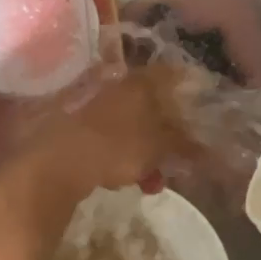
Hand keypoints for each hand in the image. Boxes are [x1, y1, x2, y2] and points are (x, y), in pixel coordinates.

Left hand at [24, 65, 195, 195]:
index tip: (199, 116)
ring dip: (143, 154)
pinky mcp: (71, 125)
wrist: (57, 161)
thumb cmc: (115, 147)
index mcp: (136, 81)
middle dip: (165, 136)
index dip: (188, 94)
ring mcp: (89, 102)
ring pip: (127, 126)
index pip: (171, 76)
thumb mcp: (157, 147)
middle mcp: (112, 84)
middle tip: (176, 161)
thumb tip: (204, 148)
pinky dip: (118, 157)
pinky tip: (123, 181)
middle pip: (150, 106)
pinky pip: (105, 138)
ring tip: (151, 183)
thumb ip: (183, 144)